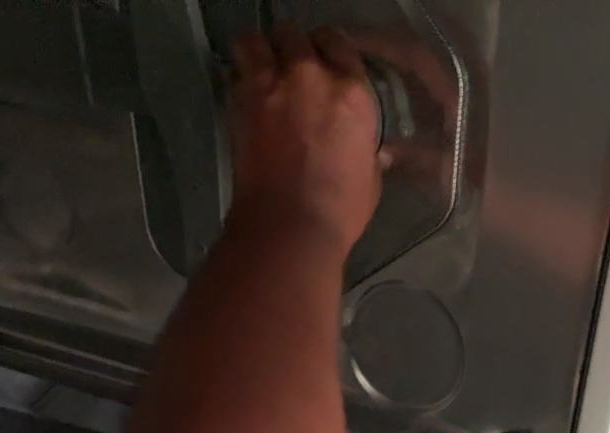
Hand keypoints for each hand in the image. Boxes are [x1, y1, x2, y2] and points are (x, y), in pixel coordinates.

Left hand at [229, 23, 383, 252]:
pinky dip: (244, 76)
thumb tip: (367, 147)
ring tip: (266, 73)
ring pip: (257, 39)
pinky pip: (239, 68)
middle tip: (295, 71)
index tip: (329, 66)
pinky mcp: (240, 98)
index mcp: (352, 93)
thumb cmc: (341, 207)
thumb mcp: (370, 176)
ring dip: (262, 52)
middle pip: (295, 34)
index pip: (340, 44)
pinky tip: (253, 97)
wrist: (291, 221)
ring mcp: (271, 83)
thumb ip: (364, 148)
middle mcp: (311, 76)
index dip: (331, 52)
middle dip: (295, 49)